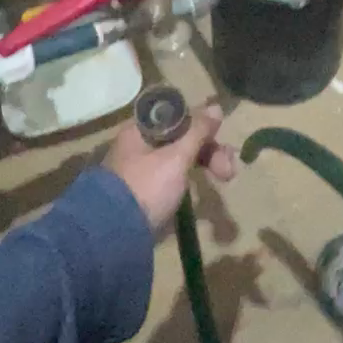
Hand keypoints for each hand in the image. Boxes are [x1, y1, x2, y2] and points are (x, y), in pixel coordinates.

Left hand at [103, 103, 238, 230]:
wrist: (113, 235)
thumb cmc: (147, 187)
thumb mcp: (176, 157)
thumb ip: (198, 131)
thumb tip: (216, 107)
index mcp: (142, 129)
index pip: (180, 115)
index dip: (202, 124)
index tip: (220, 137)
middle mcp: (140, 143)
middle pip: (182, 136)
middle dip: (210, 149)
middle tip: (229, 169)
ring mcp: (142, 168)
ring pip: (180, 156)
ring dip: (205, 162)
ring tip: (226, 178)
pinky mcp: (145, 191)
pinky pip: (173, 175)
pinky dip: (190, 177)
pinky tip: (201, 187)